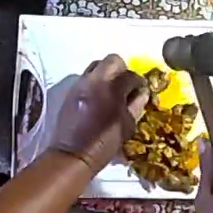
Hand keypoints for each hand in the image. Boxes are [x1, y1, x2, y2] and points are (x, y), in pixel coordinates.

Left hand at [46, 54, 147, 171]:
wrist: (72, 153)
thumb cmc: (103, 144)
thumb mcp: (126, 126)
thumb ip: (135, 105)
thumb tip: (142, 92)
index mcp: (112, 90)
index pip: (131, 76)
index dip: (139, 83)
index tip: (141, 90)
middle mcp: (94, 81)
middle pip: (112, 60)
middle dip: (122, 69)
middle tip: (125, 84)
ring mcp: (80, 84)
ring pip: (96, 65)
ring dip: (106, 73)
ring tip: (111, 89)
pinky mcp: (70, 90)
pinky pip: (85, 77)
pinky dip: (94, 82)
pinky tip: (98, 96)